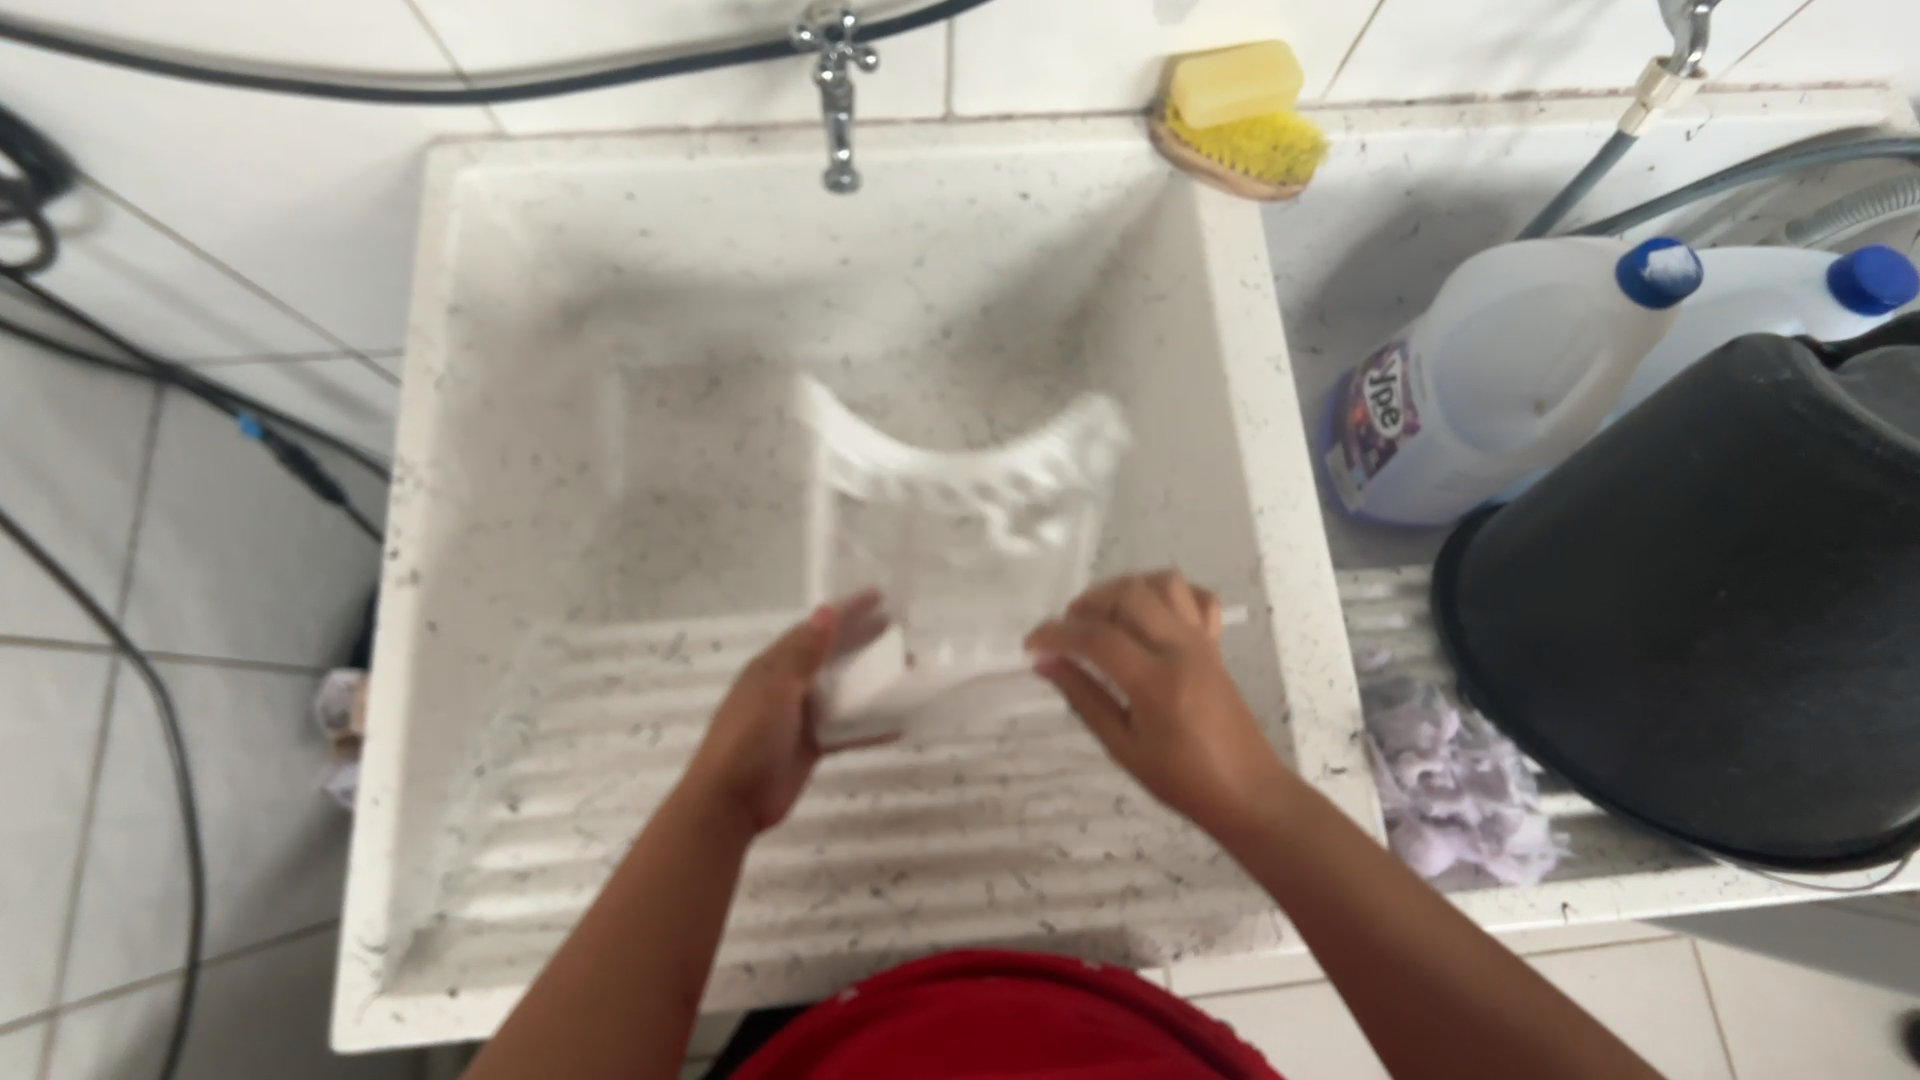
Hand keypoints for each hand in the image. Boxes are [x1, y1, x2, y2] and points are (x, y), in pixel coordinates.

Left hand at [680, 594, 879, 834]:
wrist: (730, 802)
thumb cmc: (748, 738)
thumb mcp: (776, 689)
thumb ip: (804, 653)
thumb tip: (825, 611)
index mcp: (774, 666)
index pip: (815, 629)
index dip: (846, 611)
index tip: (878, 597)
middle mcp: (788, 686)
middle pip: (831, 656)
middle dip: (862, 640)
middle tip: (898, 628)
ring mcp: (800, 717)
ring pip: (843, 690)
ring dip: (871, 680)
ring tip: (905, 669)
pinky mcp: (811, 746)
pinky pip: (846, 729)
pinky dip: (869, 724)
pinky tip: (897, 723)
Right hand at [1026, 570, 1291, 838]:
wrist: (1248, 791)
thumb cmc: (1182, 780)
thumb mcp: (1122, 747)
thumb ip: (1083, 698)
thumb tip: (1044, 663)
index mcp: (1156, 681)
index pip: (1097, 638)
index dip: (1056, 634)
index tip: (1031, 645)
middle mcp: (1181, 649)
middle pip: (1129, 594)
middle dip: (1088, 603)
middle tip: (1067, 631)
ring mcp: (1202, 641)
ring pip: (1162, 582)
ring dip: (1124, 590)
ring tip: (1104, 618)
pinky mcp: (1214, 643)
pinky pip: (1195, 597)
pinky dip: (1168, 595)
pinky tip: (1148, 617)